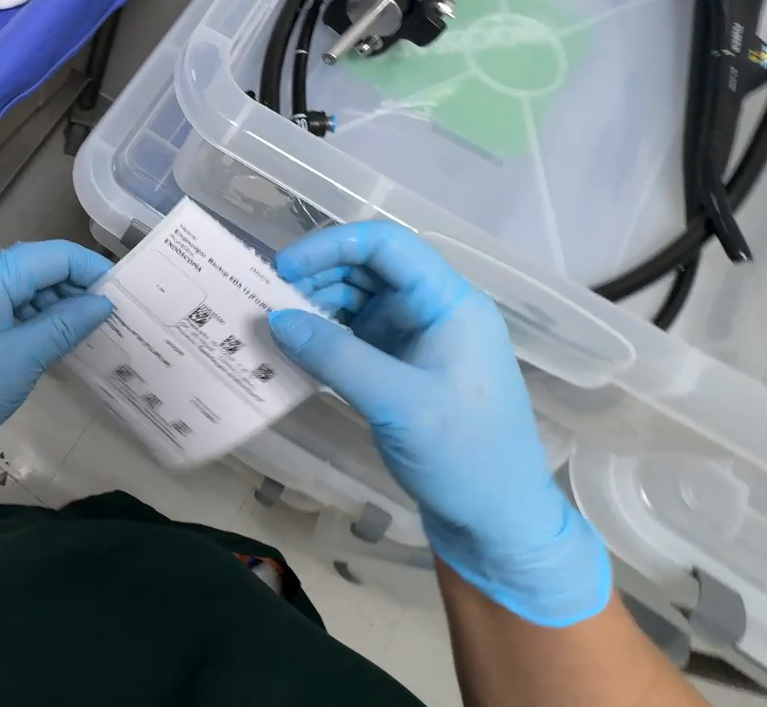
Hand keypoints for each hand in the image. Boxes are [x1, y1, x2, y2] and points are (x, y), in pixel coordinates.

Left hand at [0, 241, 114, 502]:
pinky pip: (3, 300)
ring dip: (52, 305)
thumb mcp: (21, 360)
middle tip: (109, 322)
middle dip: (75, 290)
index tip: (126, 297)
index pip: (56, 255)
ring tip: (82, 337)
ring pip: (22, 285)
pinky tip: (46, 341)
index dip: (94, 271)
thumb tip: (102, 304)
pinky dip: (28, 315)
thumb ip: (64, 326)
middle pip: (39, 266)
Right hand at [267, 222, 610, 627]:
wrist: (498, 522)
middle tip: (269, 299)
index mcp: (448, 304)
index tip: (284, 268)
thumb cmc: (465, 455)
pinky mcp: (395, 364)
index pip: (386, 245)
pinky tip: (292, 349)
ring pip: (352, 297)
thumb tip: (274, 319)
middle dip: (316, 275)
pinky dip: (319, 334)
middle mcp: (430, 310)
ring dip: (312, 304)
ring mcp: (412, 337)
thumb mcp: (398, 403)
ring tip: (275, 325)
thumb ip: (335, 355)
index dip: (332, 245)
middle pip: (365, 267)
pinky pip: (349, 332)